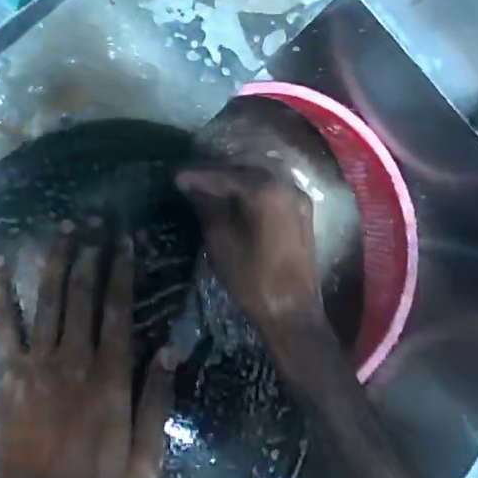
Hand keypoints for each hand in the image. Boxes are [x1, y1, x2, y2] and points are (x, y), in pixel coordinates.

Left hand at [0, 235, 176, 477]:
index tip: (125, 239)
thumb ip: (158, 401)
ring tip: (63, 226)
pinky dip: (0, 291)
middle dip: (91, 251)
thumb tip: (171, 348)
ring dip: (56, 258)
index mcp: (110, 375)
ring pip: (48, 296)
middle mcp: (74, 356)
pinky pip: (3, 322)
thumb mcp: (144, 458)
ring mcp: (38, 359)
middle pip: (83, 292)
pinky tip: (0, 262)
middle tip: (95, 219)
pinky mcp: (10, 367)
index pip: (119, 309)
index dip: (122, 269)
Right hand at [176, 162, 320, 328]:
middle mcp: (285, 185)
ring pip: (261, 173)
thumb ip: (207, 204)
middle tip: (191, 176)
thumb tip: (191, 183)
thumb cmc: (251, 277)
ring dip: (235, 174)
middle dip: (216, 170)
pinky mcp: (302, 210)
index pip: (224, 175)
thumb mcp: (220, 239)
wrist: (291, 311)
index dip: (197, 175)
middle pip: (245, 166)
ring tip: (211, 183)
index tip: (176, 176)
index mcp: (265, 190)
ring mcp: (297, 197)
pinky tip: (235, 193)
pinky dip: (252, 184)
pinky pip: (273, 185)